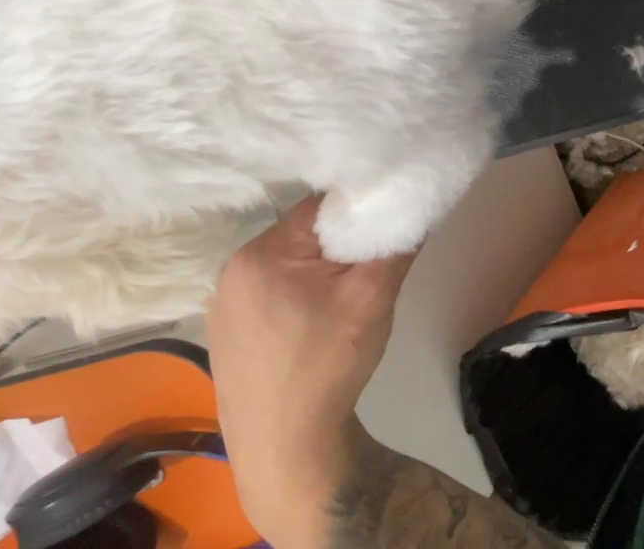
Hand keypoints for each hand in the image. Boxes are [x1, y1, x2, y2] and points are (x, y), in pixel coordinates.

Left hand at [207, 198, 416, 548]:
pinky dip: (307, 290)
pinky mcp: (231, 329)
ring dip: (328, 266)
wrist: (286, 442)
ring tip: (355, 292)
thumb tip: (418, 201)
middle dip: (348, 240)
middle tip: (379, 263)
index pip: (323, 205)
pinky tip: (324, 318)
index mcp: (260, 253)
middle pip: (308, 232)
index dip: (364, 208)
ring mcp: (225, 303)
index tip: (394, 223)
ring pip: (295, 261)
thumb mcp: (374, 294)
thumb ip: (398, 241)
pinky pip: (279, 288)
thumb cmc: (328, 361)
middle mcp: (232, 269)